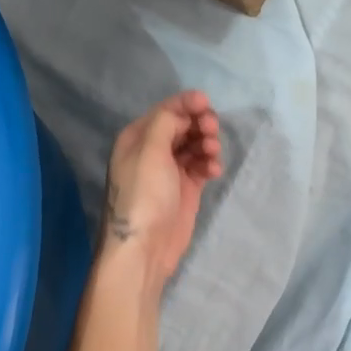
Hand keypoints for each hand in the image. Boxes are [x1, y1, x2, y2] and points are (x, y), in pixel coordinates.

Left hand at [104, 91, 222, 282]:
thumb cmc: (144, 195)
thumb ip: (166, 122)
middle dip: (200, 123)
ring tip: (212, 154)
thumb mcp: (149, 151)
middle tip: (211, 130)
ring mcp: (170, 170)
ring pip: (195, 144)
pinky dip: (209, 163)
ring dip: (207, 143)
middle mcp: (152, 150)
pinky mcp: (186, 188)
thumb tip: (183, 113)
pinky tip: (213, 171)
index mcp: (137, 137)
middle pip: (183, 125)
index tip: (206, 103)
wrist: (145, 247)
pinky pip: (201, 165)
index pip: (166, 110)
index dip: (186, 103)